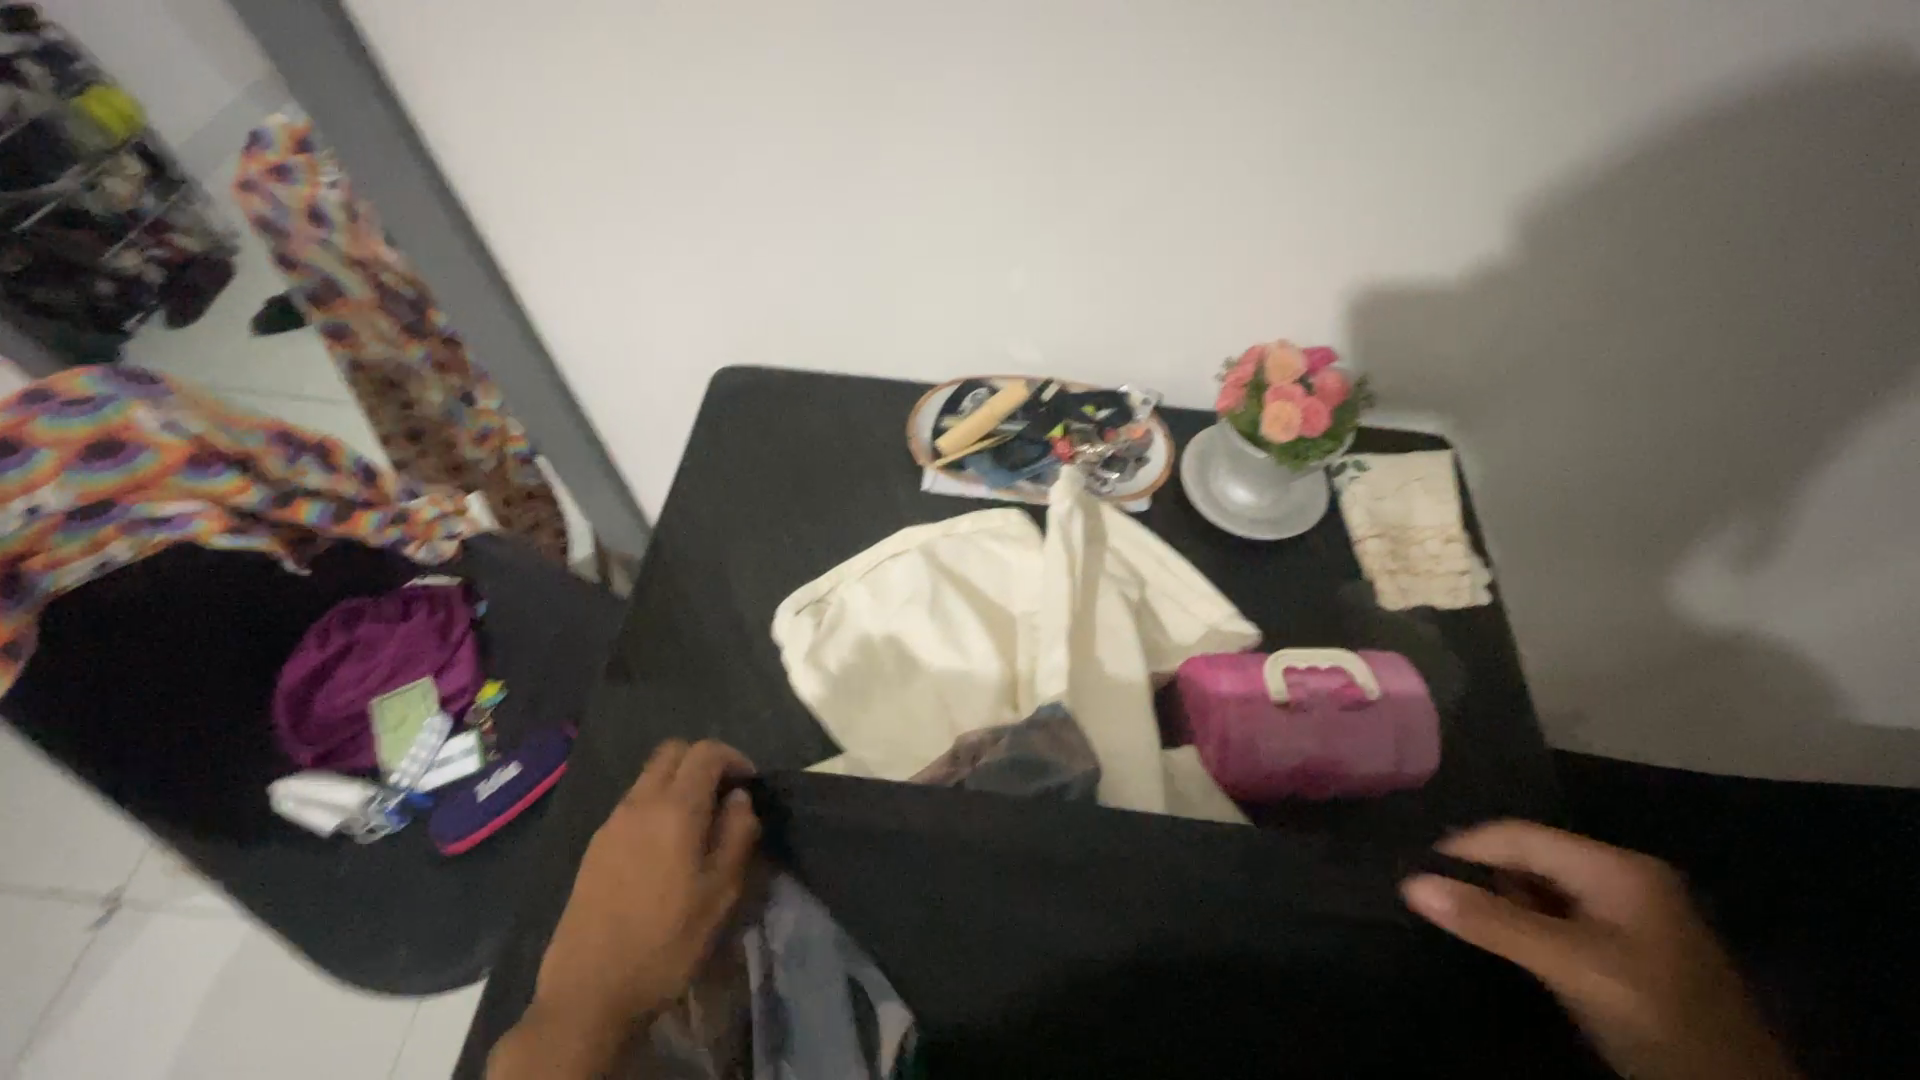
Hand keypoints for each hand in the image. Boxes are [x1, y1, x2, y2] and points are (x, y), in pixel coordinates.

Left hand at [489, 739, 759, 1078]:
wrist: (589, 992)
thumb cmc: (667, 942)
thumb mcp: (720, 893)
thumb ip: (737, 835)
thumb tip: (739, 799)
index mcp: (674, 809)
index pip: (705, 752)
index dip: (734, 758)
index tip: (750, 786)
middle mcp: (638, 804)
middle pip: (671, 753)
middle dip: (703, 762)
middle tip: (724, 797)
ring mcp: (610, 825)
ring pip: (648, 778)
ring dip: (677, 784)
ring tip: (698, 827)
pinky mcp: (594, 848)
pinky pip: (631, 806)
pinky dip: (655, 806)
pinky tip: (665, 851)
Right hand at [1400, 820, 1797, 1079]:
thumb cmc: (1657, 1018)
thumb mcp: (1570, 967)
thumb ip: (1492, 923)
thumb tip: (1411, 885)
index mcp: (1616, 867)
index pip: (1520, 835)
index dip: (1464, 848)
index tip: (1416, 872)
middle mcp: (1623, 876)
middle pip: (1531, 856)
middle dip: (1481, 873)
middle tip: (1433, 897)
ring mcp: (1629, 910)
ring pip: (1542, 885)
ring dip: (1501, 898)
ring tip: (1458, 916)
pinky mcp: (1627, 943)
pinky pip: (1560, 914)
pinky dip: (1525, 920)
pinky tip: (1504, 939)